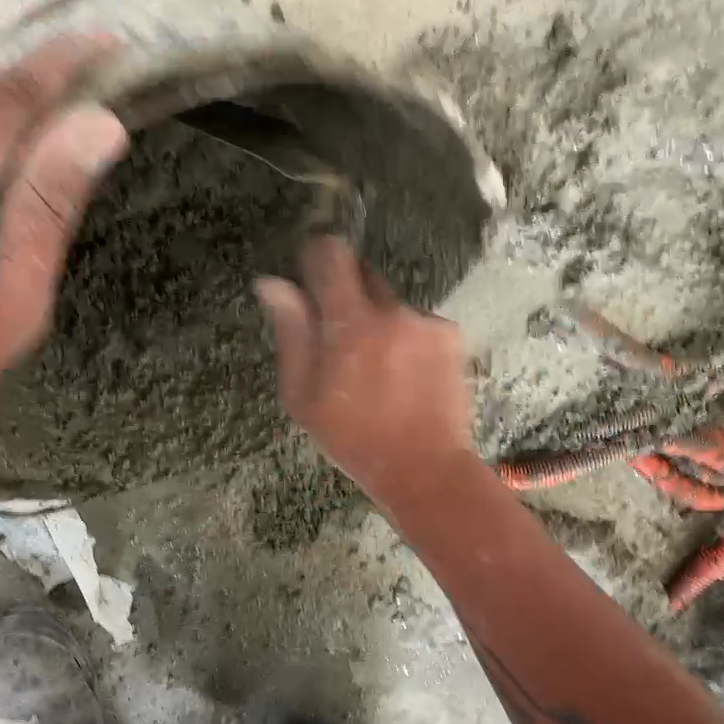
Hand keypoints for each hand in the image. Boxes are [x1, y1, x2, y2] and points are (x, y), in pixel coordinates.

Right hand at [256, 238, 479, 502]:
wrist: (425, 468)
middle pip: (361, 275)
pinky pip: (417, 322)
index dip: (316, 255)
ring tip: (377, 371)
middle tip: (340, 342)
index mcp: (350, 326)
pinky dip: (406, 338)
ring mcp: (425, 322)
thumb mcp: (303, 398)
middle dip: (346, 297)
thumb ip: (292, 334)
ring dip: (377, 322)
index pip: (331, 255)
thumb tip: (273, 284)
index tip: (309, 272)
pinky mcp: (450, 335)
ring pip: (390, 303)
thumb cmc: (354, 439)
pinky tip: (405, 376)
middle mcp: (391, 312)